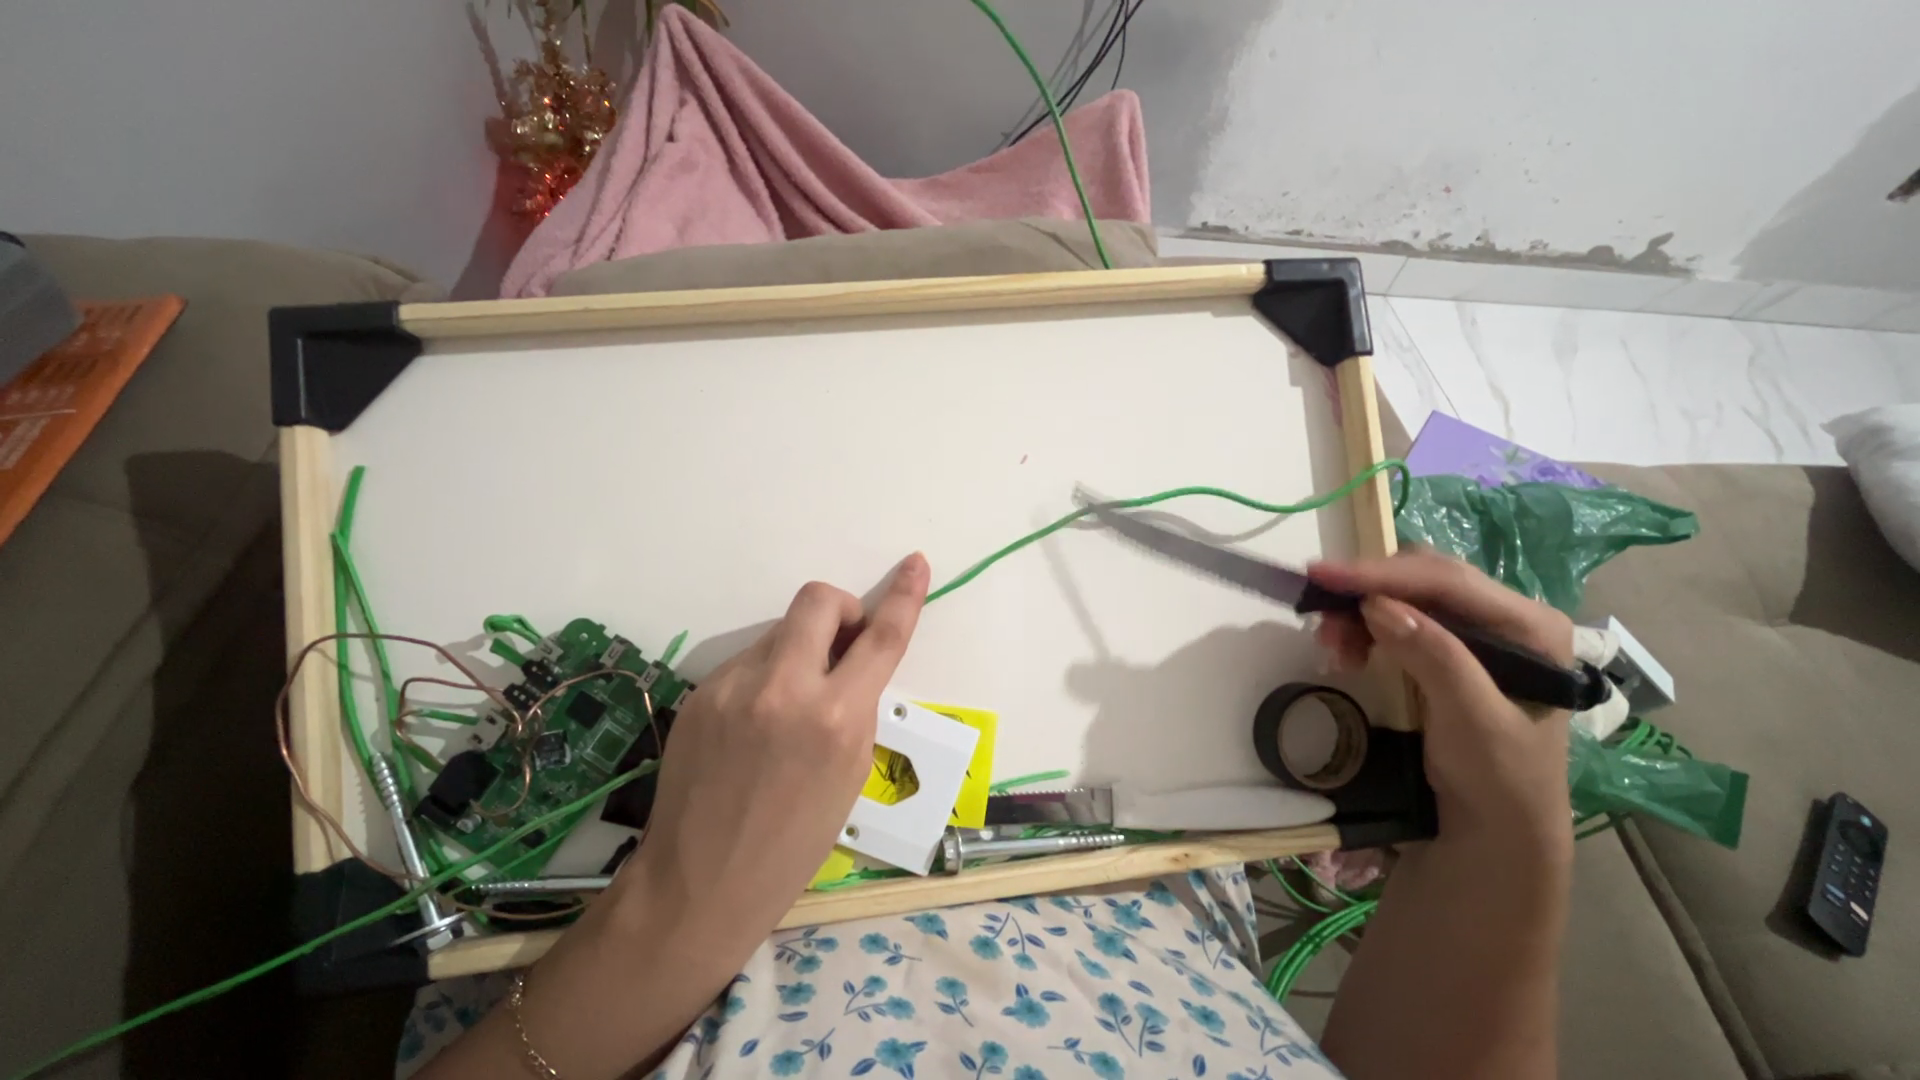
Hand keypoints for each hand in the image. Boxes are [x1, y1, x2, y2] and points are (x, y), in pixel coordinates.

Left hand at [617, 554, 929, 956]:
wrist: (702, 883)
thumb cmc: (794, 845)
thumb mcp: (850, 776)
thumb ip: (854, 709)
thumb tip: (848, 664)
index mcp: (836, 719)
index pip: (881, 639)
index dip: (904, 597)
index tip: (915, 563)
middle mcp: (784, 689)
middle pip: (818, 600)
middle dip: (840, 611)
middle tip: (841, 645)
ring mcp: (733, 687)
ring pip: (779, 634)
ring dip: (797, 653)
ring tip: (787, 709)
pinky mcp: (701, 694)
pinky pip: (746, 664)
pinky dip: (763, 679)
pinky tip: (752, 727)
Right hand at [1309, 551, 1573, 859]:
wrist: (1495, 832)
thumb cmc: (1499, 780)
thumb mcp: (1472, 721)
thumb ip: (1434, 658)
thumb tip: (1377, 604)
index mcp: (1531, 626)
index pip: (1448, 580)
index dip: (1381, 574)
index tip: (1322, 575)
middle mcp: (1506, 618)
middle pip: (1425, 577)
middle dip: (1369, 592)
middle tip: (1322, 618)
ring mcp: (1476, 634)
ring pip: (1405, 596)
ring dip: (1361, 612)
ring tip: (1333, 646)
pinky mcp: (1446, 651)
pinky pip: (1398, 620)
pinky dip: (1365, 629)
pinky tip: (1348, 653)